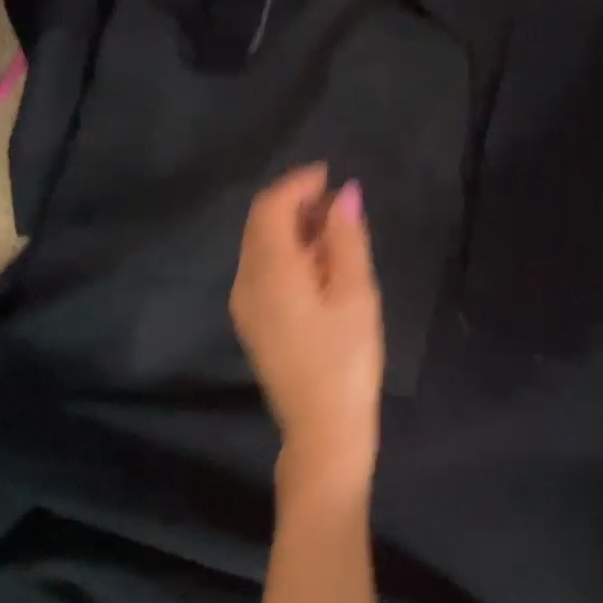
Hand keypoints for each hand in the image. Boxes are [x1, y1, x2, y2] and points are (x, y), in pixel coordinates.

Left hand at [230, 164, 383, 501]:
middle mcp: (247, 283)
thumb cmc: (347, 359)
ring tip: (337, 231)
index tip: (330, 174)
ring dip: (294, 231)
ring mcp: (246, 307)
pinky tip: (322, 266)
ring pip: (262, 250)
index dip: (298, 184)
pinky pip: (265, 273)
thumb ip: (347, 239)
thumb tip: (345, 194)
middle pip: (261, 226)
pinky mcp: (255, 325)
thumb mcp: (356, 294)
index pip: (270, 208)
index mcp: (270, 271)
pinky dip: (290, 256)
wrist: (323, 428)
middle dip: (296, 205)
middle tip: (339, 202)